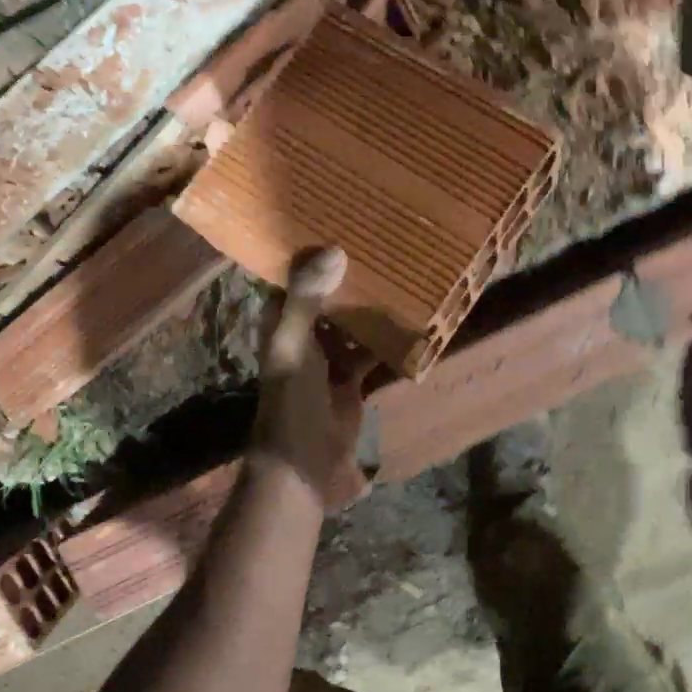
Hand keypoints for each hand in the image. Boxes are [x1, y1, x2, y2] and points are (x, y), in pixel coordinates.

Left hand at [250, 247, 373, 511]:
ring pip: (350, 326)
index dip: (307, 256)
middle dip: (345, 278)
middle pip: (325, 300)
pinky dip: (387, 343)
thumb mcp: (295, 345)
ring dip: (368, 307)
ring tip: (399, 274)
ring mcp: (327, 363)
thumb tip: (335, 250)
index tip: (334, 224)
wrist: (303, 466)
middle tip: (379, 244)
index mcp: (281, 326)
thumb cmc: (292, 401)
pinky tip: (411, 324)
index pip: (291, 281)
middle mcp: (302, 339)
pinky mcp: (350, 385)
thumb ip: (308, 299)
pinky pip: (370, 355)